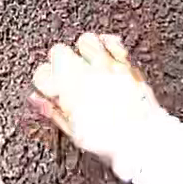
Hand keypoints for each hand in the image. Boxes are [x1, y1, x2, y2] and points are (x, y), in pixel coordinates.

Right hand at [30, 32, 169, 177]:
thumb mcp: (75, 134)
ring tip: (85, 62)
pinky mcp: (125, 63)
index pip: (42, 73)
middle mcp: (86, 75)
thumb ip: (53, 112)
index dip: (43, 80)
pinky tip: (104, 53)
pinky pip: (112, 41)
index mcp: (69, 92)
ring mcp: (107, 66)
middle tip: (64, 73)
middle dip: (58, 61)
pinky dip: (106, 43)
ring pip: (85, 40)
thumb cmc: (111, 143)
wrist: (144, 140)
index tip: (48, 86)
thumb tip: (38, 100)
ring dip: (81, 50)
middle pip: (58, 51)